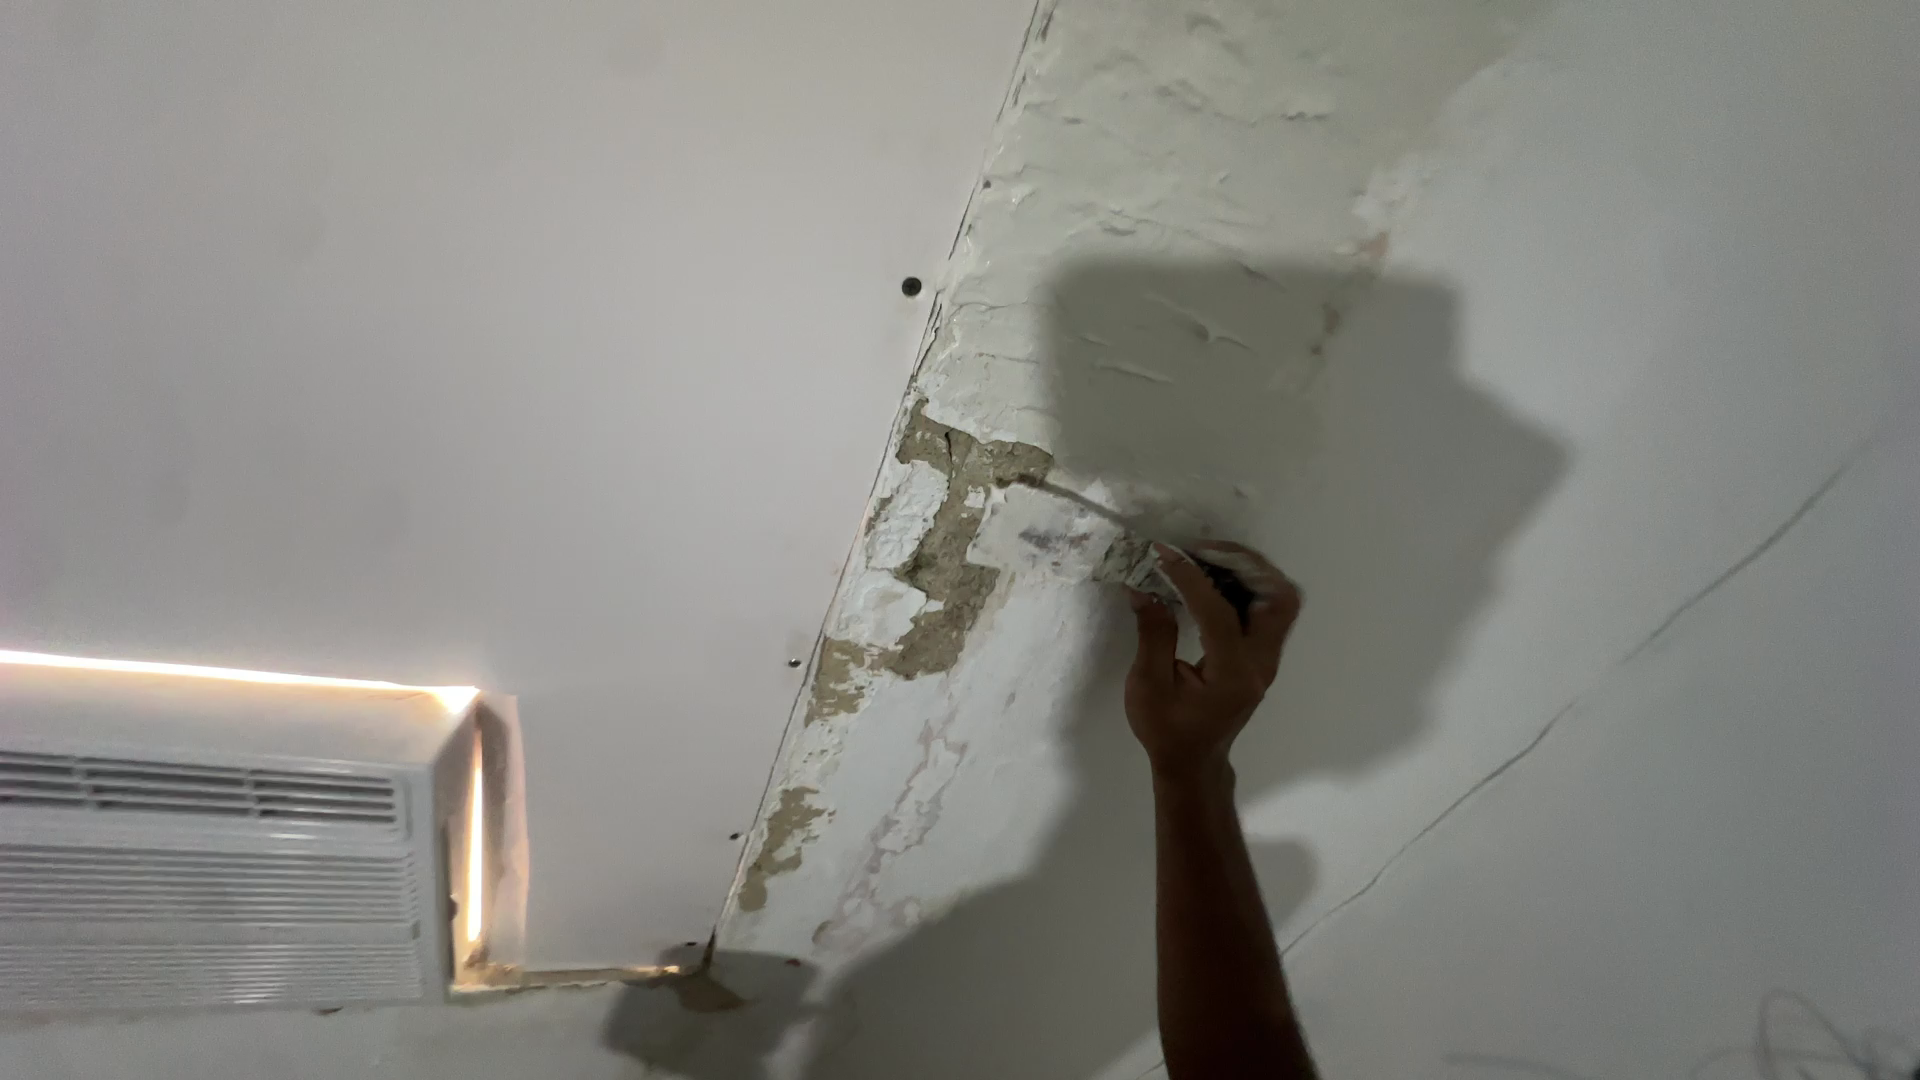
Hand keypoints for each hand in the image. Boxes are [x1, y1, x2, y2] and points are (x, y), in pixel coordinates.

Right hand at [1125, 542, 1301, 779]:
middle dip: (1243, 565)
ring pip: (1280, 600)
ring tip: (1207, 558)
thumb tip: (1144, 588)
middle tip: (1201, 551)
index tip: (1164, 554)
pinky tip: (1213, 578)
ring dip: (1248, 571)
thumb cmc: (1167, 729)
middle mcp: (1261, 664)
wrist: (1193, 762)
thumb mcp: (1148, 685)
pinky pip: (1267, 609)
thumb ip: (1153, 634)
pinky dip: (1246, 585)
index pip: (1220, 613)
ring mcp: (1267, 660)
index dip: (1192, 578)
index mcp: (1233, 675)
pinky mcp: (1262, 655)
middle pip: (1279, 599)